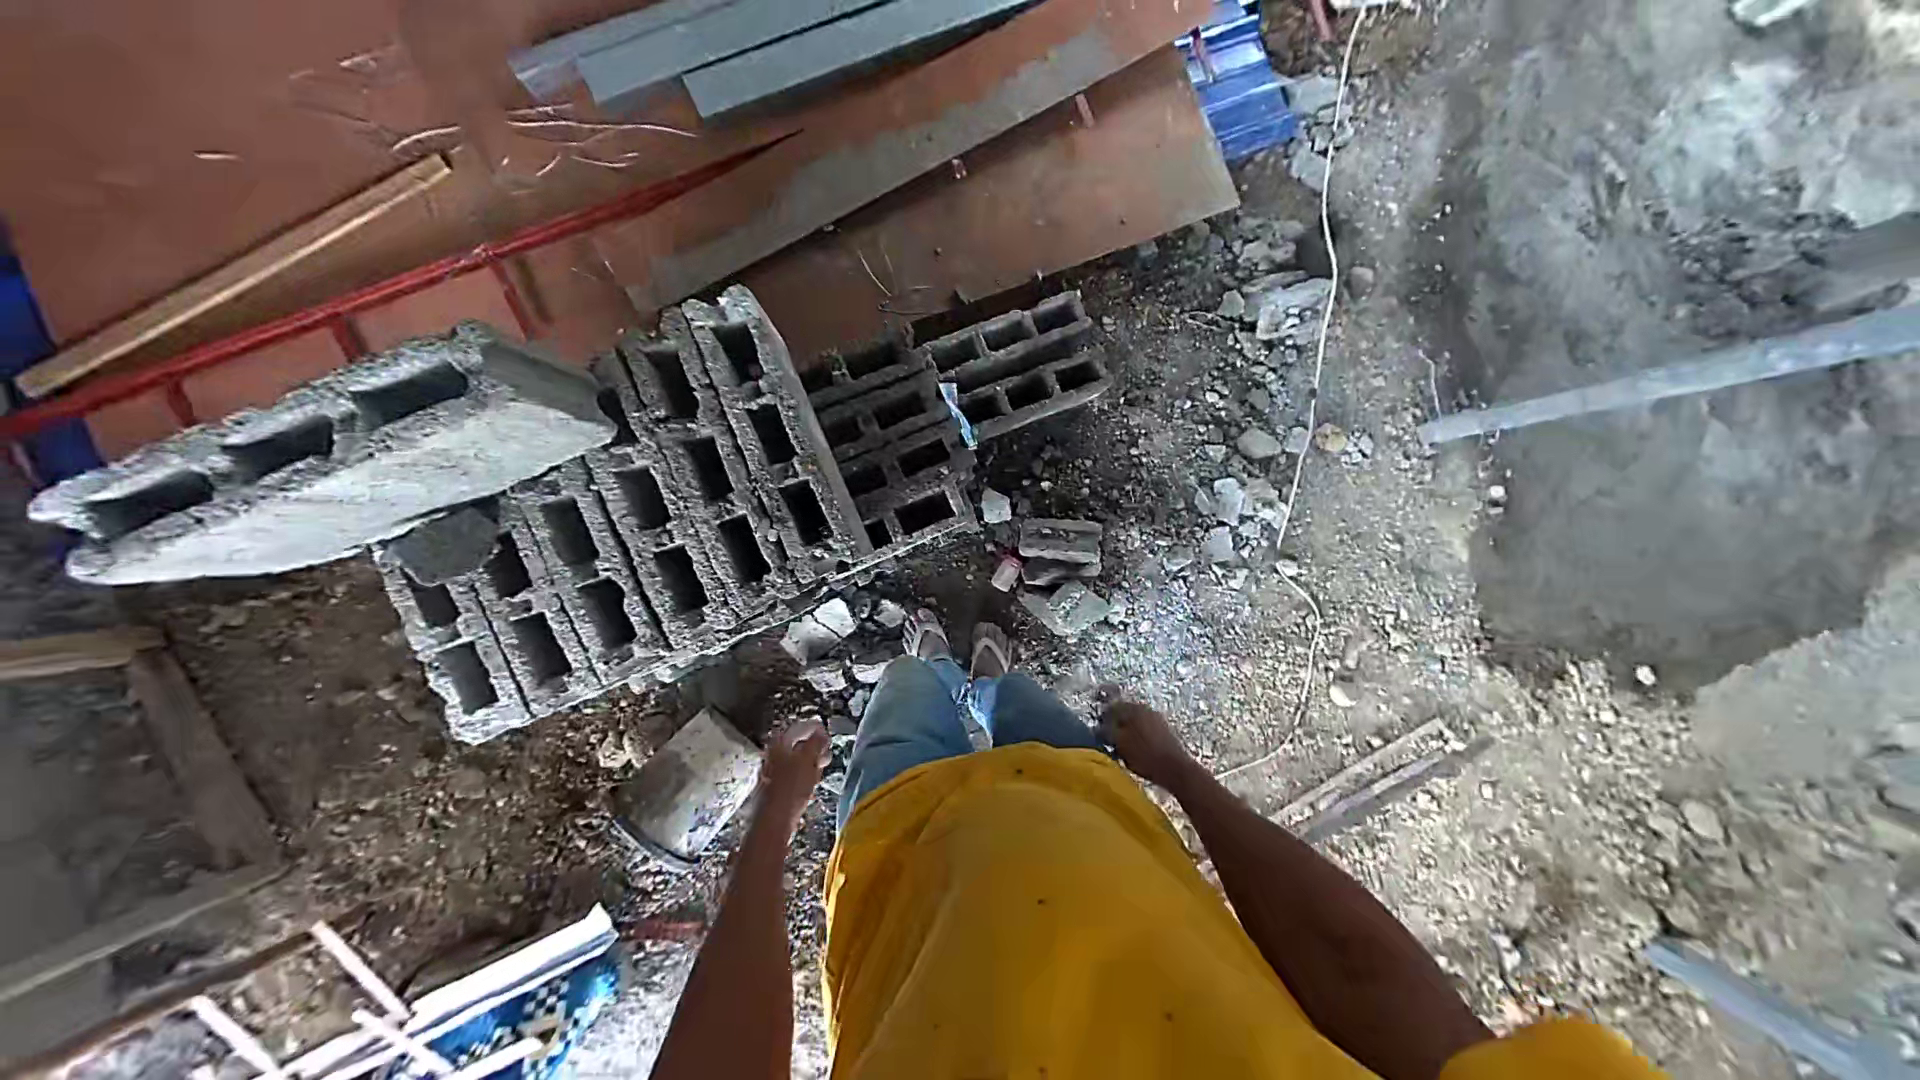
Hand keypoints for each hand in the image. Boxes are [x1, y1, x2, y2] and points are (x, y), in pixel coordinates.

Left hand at [760, 719, 830, 827]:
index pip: (799, 727)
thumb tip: (822, 732)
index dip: (815, 728)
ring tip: (822, 766)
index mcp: (778, 742)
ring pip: (795, 759)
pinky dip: (804, 774)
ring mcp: (772, 771)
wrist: (774, 821)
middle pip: (796, 743)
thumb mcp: (808, 760)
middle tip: (827, 750)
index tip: (827, 734)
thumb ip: (816, 743)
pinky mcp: (775, 787)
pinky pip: (793, 774)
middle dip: (813, 746)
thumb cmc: (791, 787)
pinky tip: (811, 781)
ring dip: (810, 761)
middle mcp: (772, 754)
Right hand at [1099, 700, 1198, 790]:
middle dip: (1116, 724)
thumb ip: (1107, 731)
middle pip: (1125, 713)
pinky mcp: (1166, 732)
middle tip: (1110, 739)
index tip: (1098, 731)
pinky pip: (1146, 730)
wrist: (1176, 770)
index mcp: (1134, 708)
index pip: (1112, 707)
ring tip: (1123, 747)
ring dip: (1129, 731)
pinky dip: (1139, 737)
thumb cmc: (1145, 756)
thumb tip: (1099, 727)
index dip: (1103, 719)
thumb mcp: (1120, 744)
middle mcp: (1146, 709)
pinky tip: (1137, 750)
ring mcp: (1158, 719)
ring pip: (1136, 722)